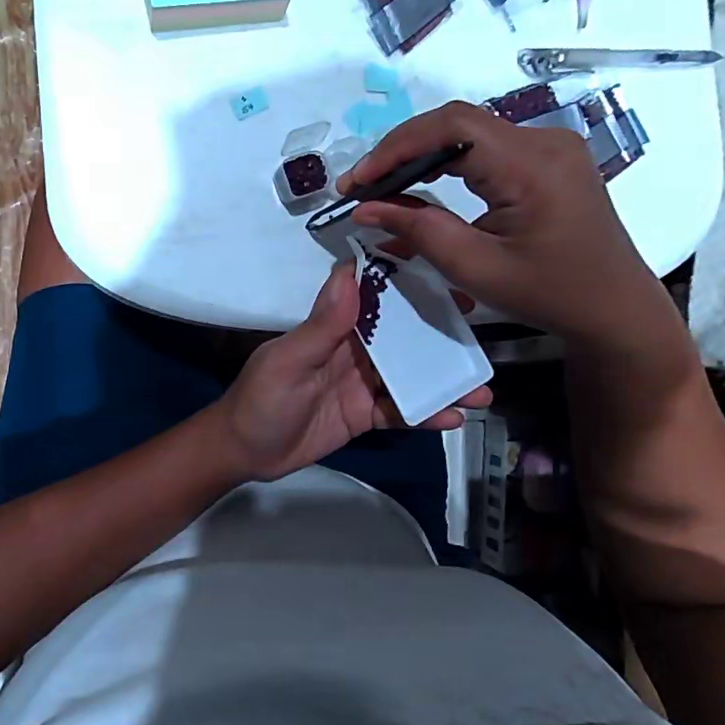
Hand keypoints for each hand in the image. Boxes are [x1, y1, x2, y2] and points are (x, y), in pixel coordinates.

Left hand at [212, 265, 491, 480]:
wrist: (244, 452)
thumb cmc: (260, 400)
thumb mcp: (288, 361)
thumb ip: (322, 325)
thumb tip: (349, 274)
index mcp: (329, 329)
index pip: (369, 296)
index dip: (400, 282)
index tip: (440, 271)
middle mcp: (349, 351)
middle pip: (399, 336)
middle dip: (436, 332)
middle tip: (476, 328)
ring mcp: (359, 384)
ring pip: (407, 375)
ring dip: (440, 379)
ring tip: (480, 389)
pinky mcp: (363, 416)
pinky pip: (400, 411)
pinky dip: (425, 413)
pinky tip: (452, 417)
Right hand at [339, 101, 683, 353]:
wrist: (614, 307)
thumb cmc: (549, 293)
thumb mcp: (475, 268)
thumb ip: (418, 231)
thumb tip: (365, 208)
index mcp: (533, 165)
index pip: (451, 127)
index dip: (396, 146)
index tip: (357, 181)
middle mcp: (544, 141)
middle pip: (456, 123)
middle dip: (400, 150)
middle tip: (360, 185)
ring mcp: (548, 146)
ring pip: (466, 131)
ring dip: (418, 154)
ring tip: (380, 185)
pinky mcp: (544, 158)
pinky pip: (482, 146)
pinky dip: (443, 162)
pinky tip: (418, 183)